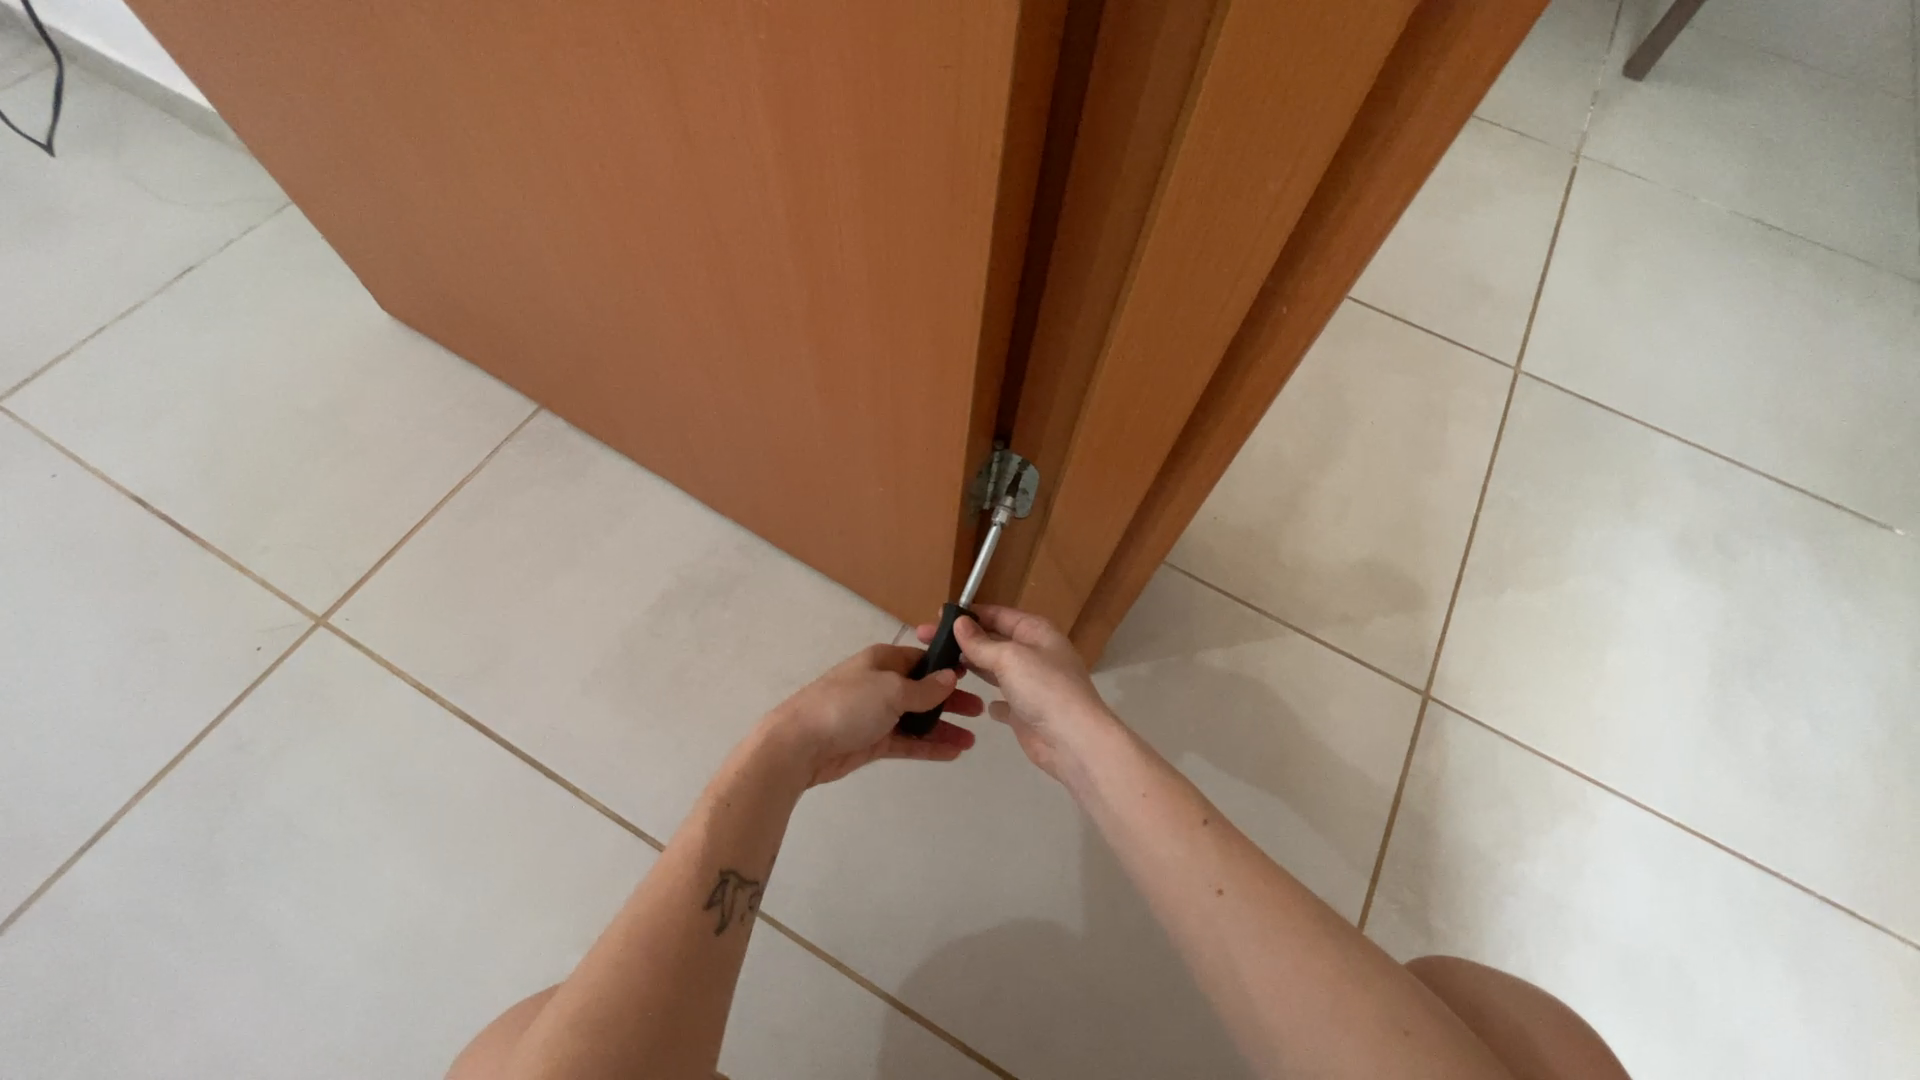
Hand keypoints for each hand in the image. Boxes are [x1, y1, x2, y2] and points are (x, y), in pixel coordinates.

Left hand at [766, 644, 981, 786]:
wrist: (799, 744)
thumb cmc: (847, 705)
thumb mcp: (891, 690)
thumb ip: (924, 688)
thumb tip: (950, 677)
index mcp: (882, 660)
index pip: (921, 658)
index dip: (946, 667)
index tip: (973, 676)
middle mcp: (880, 684)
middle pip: (922, 690)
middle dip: (950, 700)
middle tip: (979, 712)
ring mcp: (875, 714)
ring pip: (916, 718)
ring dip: (943, 727)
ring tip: (971, 740)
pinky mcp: (871, 741)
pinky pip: (906, 741)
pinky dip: (928, 746)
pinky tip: (952, 753)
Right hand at [916, 606, 1116, 781]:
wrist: (1073, 741)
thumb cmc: (1044, 688)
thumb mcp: (1010, 657)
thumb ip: (981, 643)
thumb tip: (959, 623)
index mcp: (1036, 632)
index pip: (998, 615)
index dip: (969, 614)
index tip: (937, 617)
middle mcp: (1035, 654)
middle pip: (994, 641)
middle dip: (962, 640)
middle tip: (925, 640)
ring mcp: (1031, 685)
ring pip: (996, 669)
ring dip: (972, 666)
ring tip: (939, 665)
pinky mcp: (1026, 713)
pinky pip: (1004, 700)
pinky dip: (990, 700)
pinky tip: (974, 701)